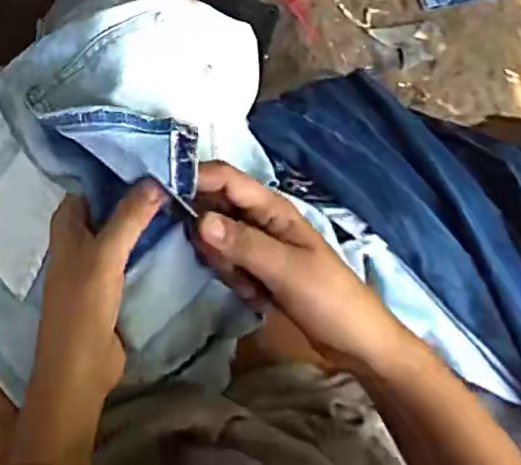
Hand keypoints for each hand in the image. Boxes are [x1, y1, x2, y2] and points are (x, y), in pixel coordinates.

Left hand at [13, 181, 163, 463]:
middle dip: (138, 187)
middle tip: (176, 168)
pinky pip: (133, 246)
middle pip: (111, 199)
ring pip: (124, 223)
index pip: (94, 177)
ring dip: (146, 212)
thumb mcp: (106, 255)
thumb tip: (156, 177)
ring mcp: (97, 254)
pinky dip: (150, 236)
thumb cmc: (83, 305)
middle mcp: (80, 230)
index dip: (120, 163)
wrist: (80, 370)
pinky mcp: (113, 276)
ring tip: (182, 190)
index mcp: (68, 218)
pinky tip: (176, 225)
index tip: (154, 149)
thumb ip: (129, 216)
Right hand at [190, 161, 410, 376]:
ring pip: (216, 237)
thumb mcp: (286, 270)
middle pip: (212, 206)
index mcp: (270, 205)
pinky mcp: (255, 266)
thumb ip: (242, 243)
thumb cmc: (329, 297)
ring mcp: (256, 241)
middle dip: (209, 235)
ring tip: (249, 285)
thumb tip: (198, 220)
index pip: (223, 177)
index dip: (193, 177)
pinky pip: (226, 261)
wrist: (359, 344)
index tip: (161, 193)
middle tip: (226, 265)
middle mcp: (259, 216)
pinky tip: (255, 297)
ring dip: (224, 262)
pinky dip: (232, 277)